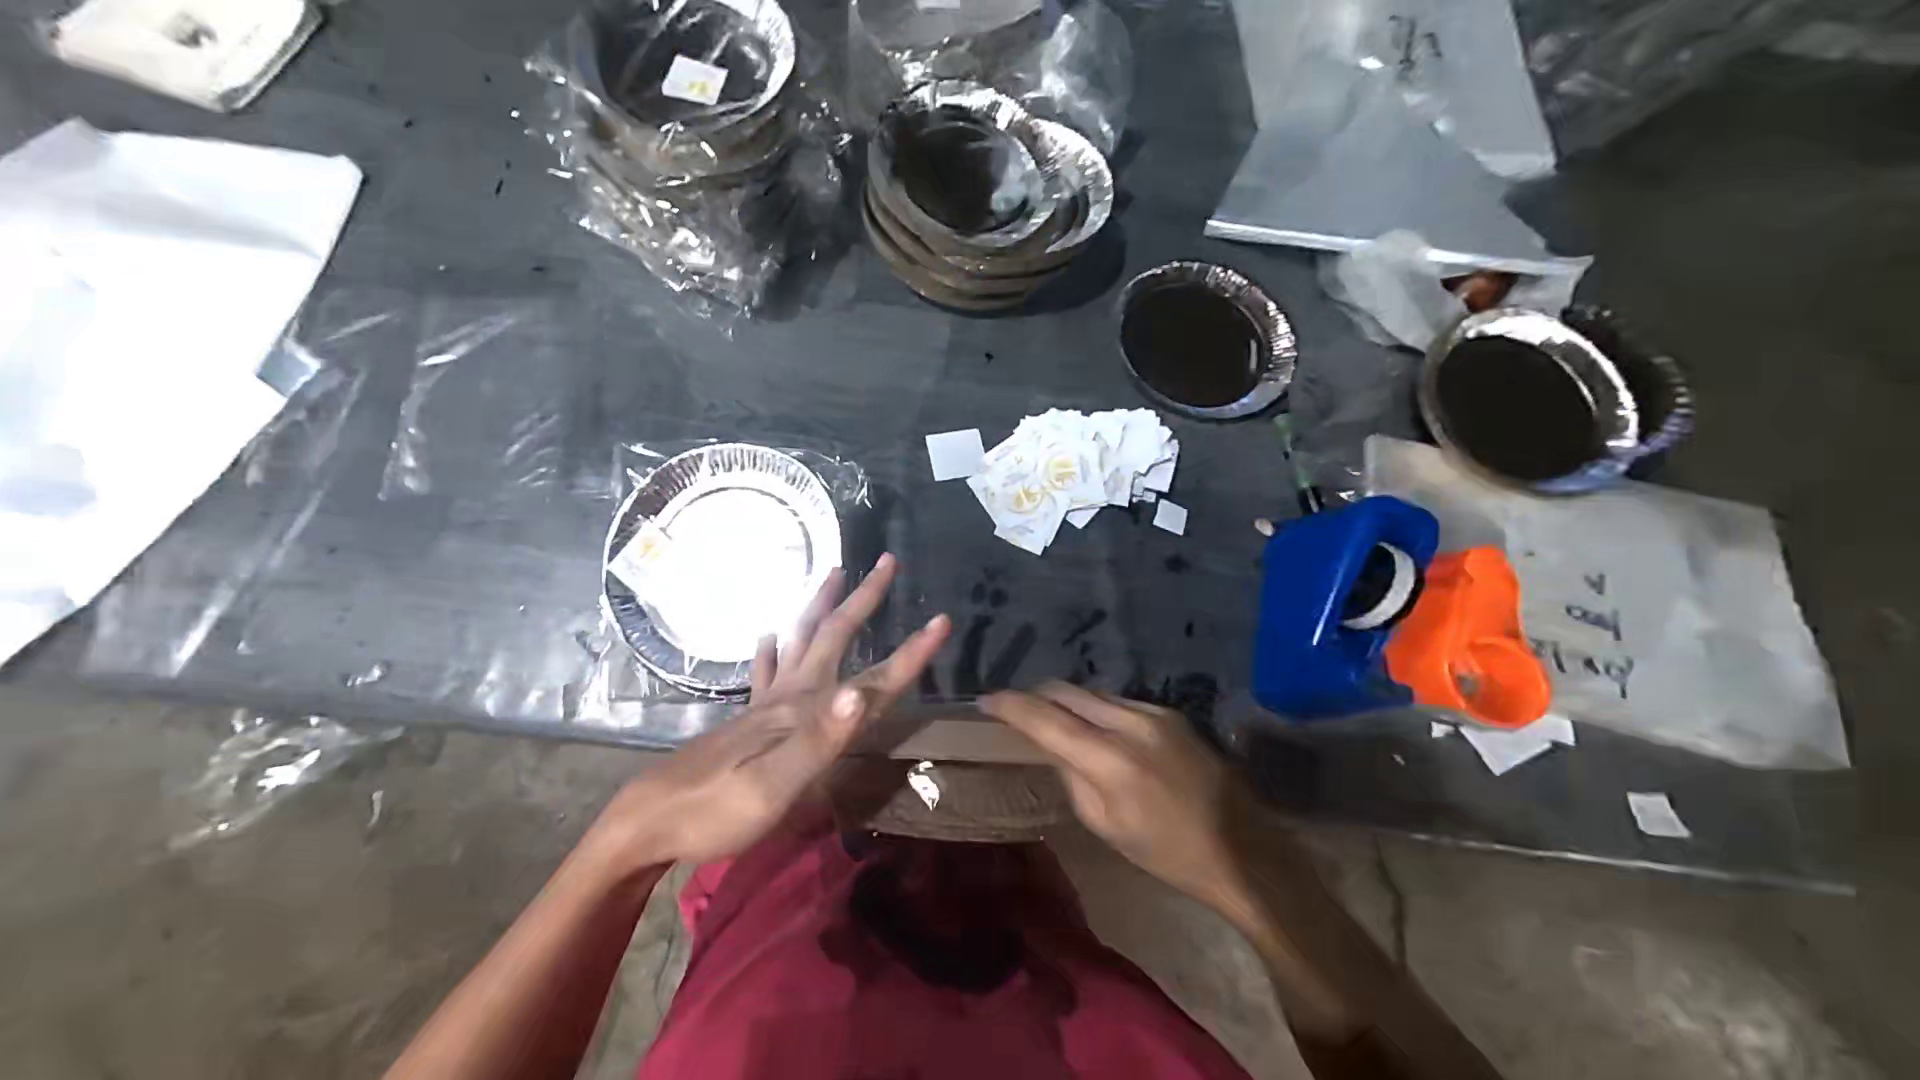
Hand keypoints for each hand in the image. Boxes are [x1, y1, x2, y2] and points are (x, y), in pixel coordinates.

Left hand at [595, 554, 950, 867]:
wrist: (650, 823)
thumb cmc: (716, 810)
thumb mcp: (773, 785)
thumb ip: (819, 741)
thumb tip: (858, 693)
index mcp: (805, 710)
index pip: (872, 677)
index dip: (911, 653)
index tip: (942, 620)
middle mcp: (789, 696)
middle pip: (832, 635)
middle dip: (864, 599)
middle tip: (887, 563)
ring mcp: (764, 705)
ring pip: (799, 641)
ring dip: (820, 608)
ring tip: (833, 576)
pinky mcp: (745, 720)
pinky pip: (763, 673)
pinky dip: (771, 652)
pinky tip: (767, 638)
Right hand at [981, 682, 1243, 908]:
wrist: (1244, 851)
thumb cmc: (1167, 853)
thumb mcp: (1106, 825)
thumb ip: (1071, 777)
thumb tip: (1050, 745)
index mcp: (1109, 759)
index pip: (1045, 718)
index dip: (1010, 705)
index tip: (985, 701)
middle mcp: (1130, 722)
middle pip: (1066, 691)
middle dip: (1034, 695)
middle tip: (1014, 709)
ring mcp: (1155, 712)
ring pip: (1092, 693)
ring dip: (1067, 701)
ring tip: (1052, 718)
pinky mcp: (1172, 713)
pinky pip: (1120, 701)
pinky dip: (1097, 708)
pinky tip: (1096, 727)